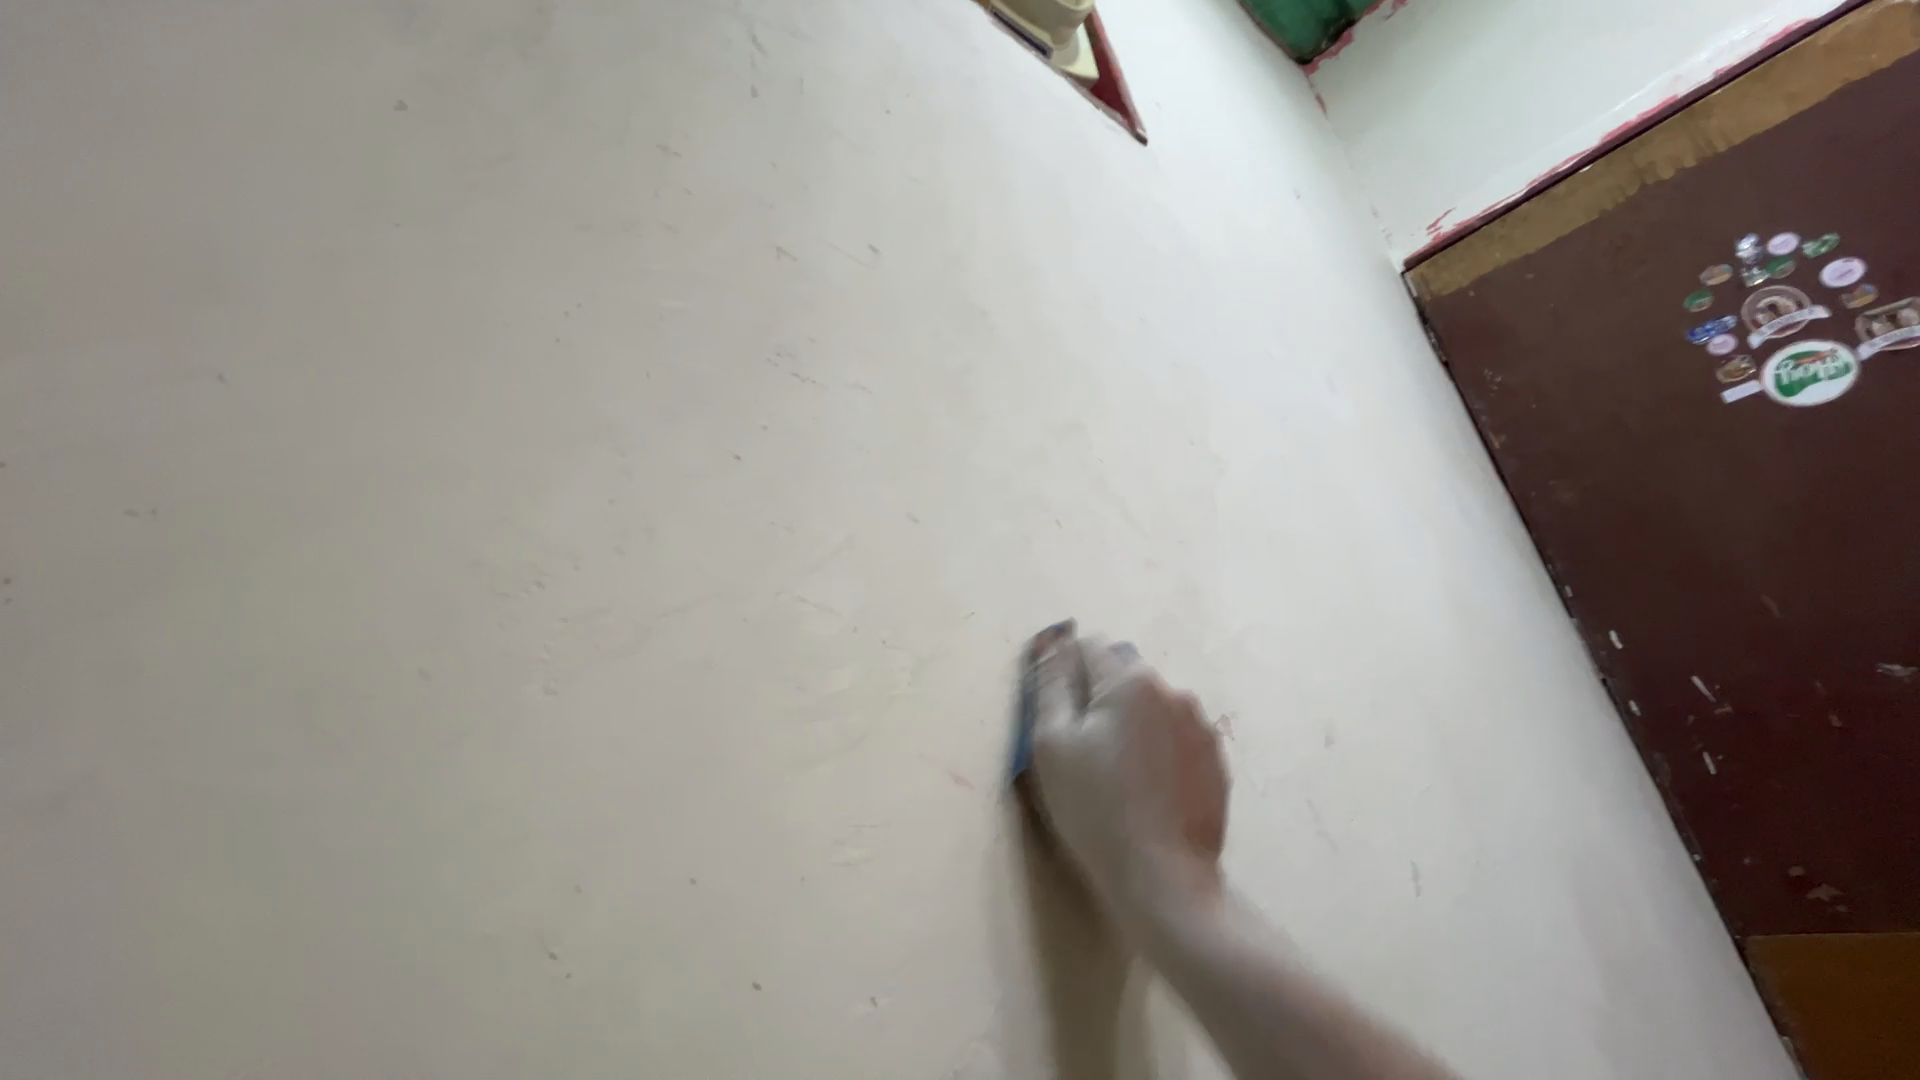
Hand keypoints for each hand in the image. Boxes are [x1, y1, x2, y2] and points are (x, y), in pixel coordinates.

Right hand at [1027, 631, 1230, 924]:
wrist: (1163, 879)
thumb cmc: (1095, 808)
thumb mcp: (1052, 744)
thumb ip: (1050, 685)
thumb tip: (1052, 642)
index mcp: (1131, 680)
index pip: (1089, 646)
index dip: (1066, 673)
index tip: (1060, 714)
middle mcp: (1173, 690)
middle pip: (1123, 674)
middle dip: (1101, 698)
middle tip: (1085, 751)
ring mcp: (1201, 725)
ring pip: (1151, 706)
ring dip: (1132, 722)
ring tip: (1120, 775)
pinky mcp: (1216, 759)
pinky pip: (1175, 736)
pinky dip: (1158, 749)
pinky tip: (1148, 791)